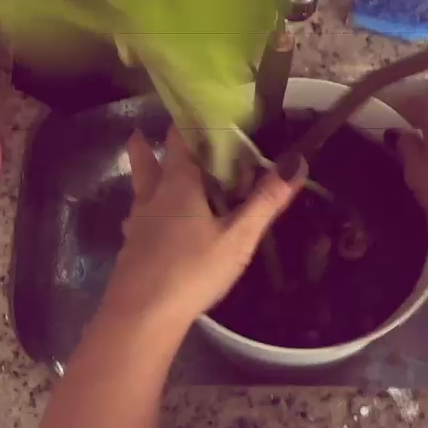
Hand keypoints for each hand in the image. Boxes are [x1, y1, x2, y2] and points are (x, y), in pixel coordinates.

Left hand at [101, 127, 300, 331]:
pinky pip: (137, 220)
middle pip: (146, 162)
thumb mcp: (238, 237)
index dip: (187, 124)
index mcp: (178, 186)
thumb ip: (265, 201)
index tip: (195, 111)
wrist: (142, 315)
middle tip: (146, 132)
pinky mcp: (130, 251)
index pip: (179, 141)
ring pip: (138, 191)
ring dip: (143, 178)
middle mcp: (152, 198)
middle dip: (148, 146)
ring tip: (149, 173)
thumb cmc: (192, 270)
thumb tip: (297, 162)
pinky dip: (144, 213)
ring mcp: (136, 225)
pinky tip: (149, 226)